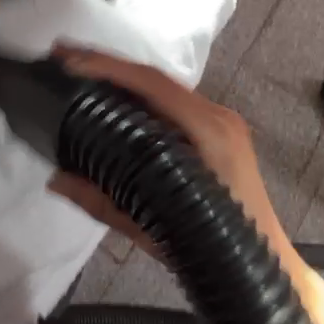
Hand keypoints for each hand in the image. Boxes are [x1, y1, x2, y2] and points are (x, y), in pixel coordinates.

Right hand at [46, 46, 301, 273]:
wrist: (267, 269)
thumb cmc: (216, 251)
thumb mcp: (155, 230)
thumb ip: (104, 203)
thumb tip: (55, 179)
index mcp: (210, 133)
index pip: (153, 85)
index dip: (109, 68)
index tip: (69, 61)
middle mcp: (217, 116)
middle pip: (155, 77)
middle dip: (106, 63)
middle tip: (62, 55)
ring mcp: (220, 119)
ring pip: (162, 85)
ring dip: (120, 74)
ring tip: (78, 66)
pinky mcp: (216, 127)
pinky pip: (171, 99)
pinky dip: (137, 90)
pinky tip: (112, 91)